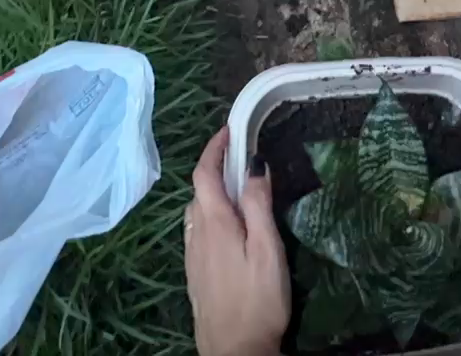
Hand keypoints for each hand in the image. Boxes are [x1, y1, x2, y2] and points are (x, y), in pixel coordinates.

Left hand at [185, 127, 289, 355]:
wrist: (235, 354)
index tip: (230, 129)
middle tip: (242, 156)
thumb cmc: (257, 298)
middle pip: (198, 190)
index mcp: (215, 222)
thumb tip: (254, 162)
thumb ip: (259, 203)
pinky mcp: (196, 275)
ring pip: (197, 211)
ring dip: (213, 191)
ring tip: (239, 188)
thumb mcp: (267, 247)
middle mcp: (197, 235)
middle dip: (216, 167)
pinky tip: (230, 227)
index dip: (214, 147)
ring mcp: (193, 257)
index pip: (204, 173)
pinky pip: (199, 231)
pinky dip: (211, 214)